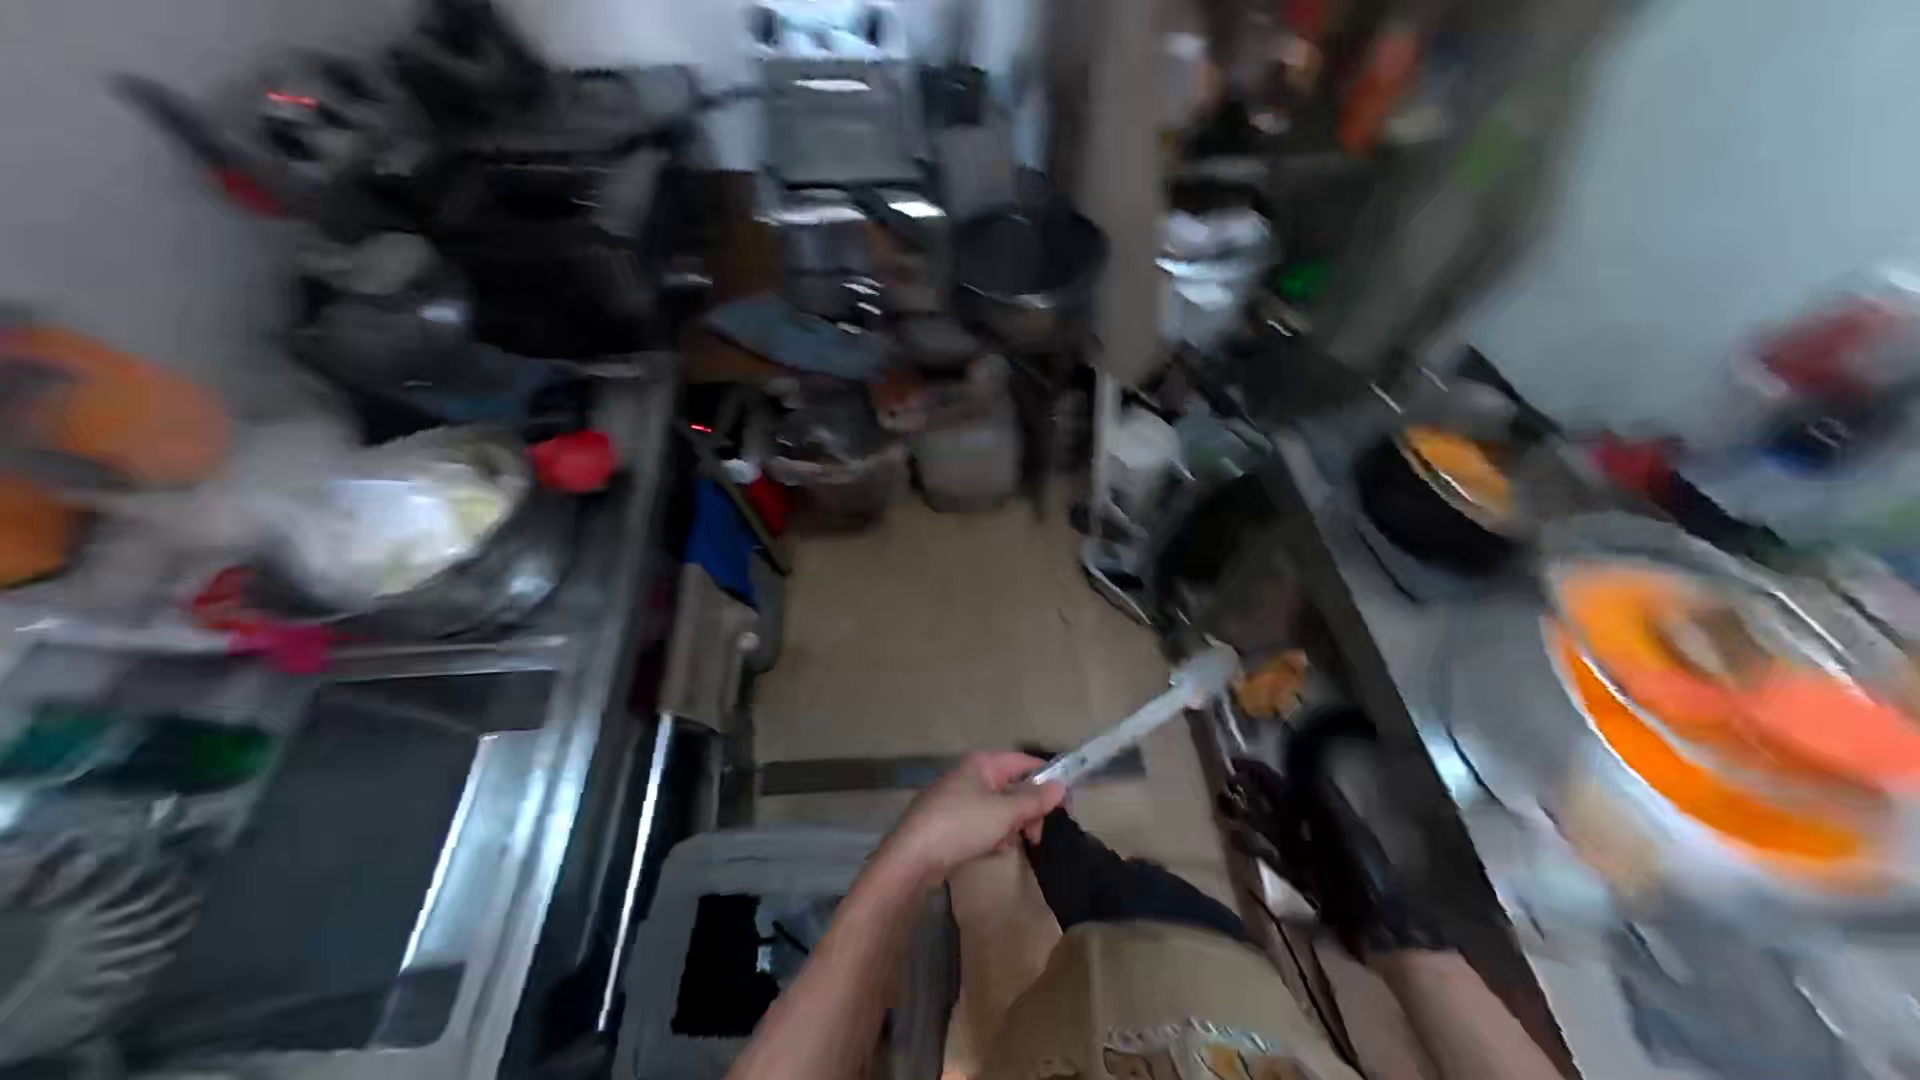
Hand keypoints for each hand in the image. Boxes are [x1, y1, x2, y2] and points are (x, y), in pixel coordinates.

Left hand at [875, 752, 1065, 887]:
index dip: (1048, 781)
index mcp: (982, 763)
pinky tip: (992, 850)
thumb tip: (1060, 785)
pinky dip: (992, 835)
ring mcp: (958, 799)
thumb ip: (1034, 799)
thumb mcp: (1004, 812)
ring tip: (1006, 844)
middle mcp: (970, 775)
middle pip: (1013, 787)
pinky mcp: (950, 823)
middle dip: (1028, 810)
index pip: (1025, 762)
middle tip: (1035, 835)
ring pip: (1000, 808)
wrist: (911, 858)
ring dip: (1010, 826)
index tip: (1066, 806)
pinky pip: (983, 823)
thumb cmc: (960, 826)